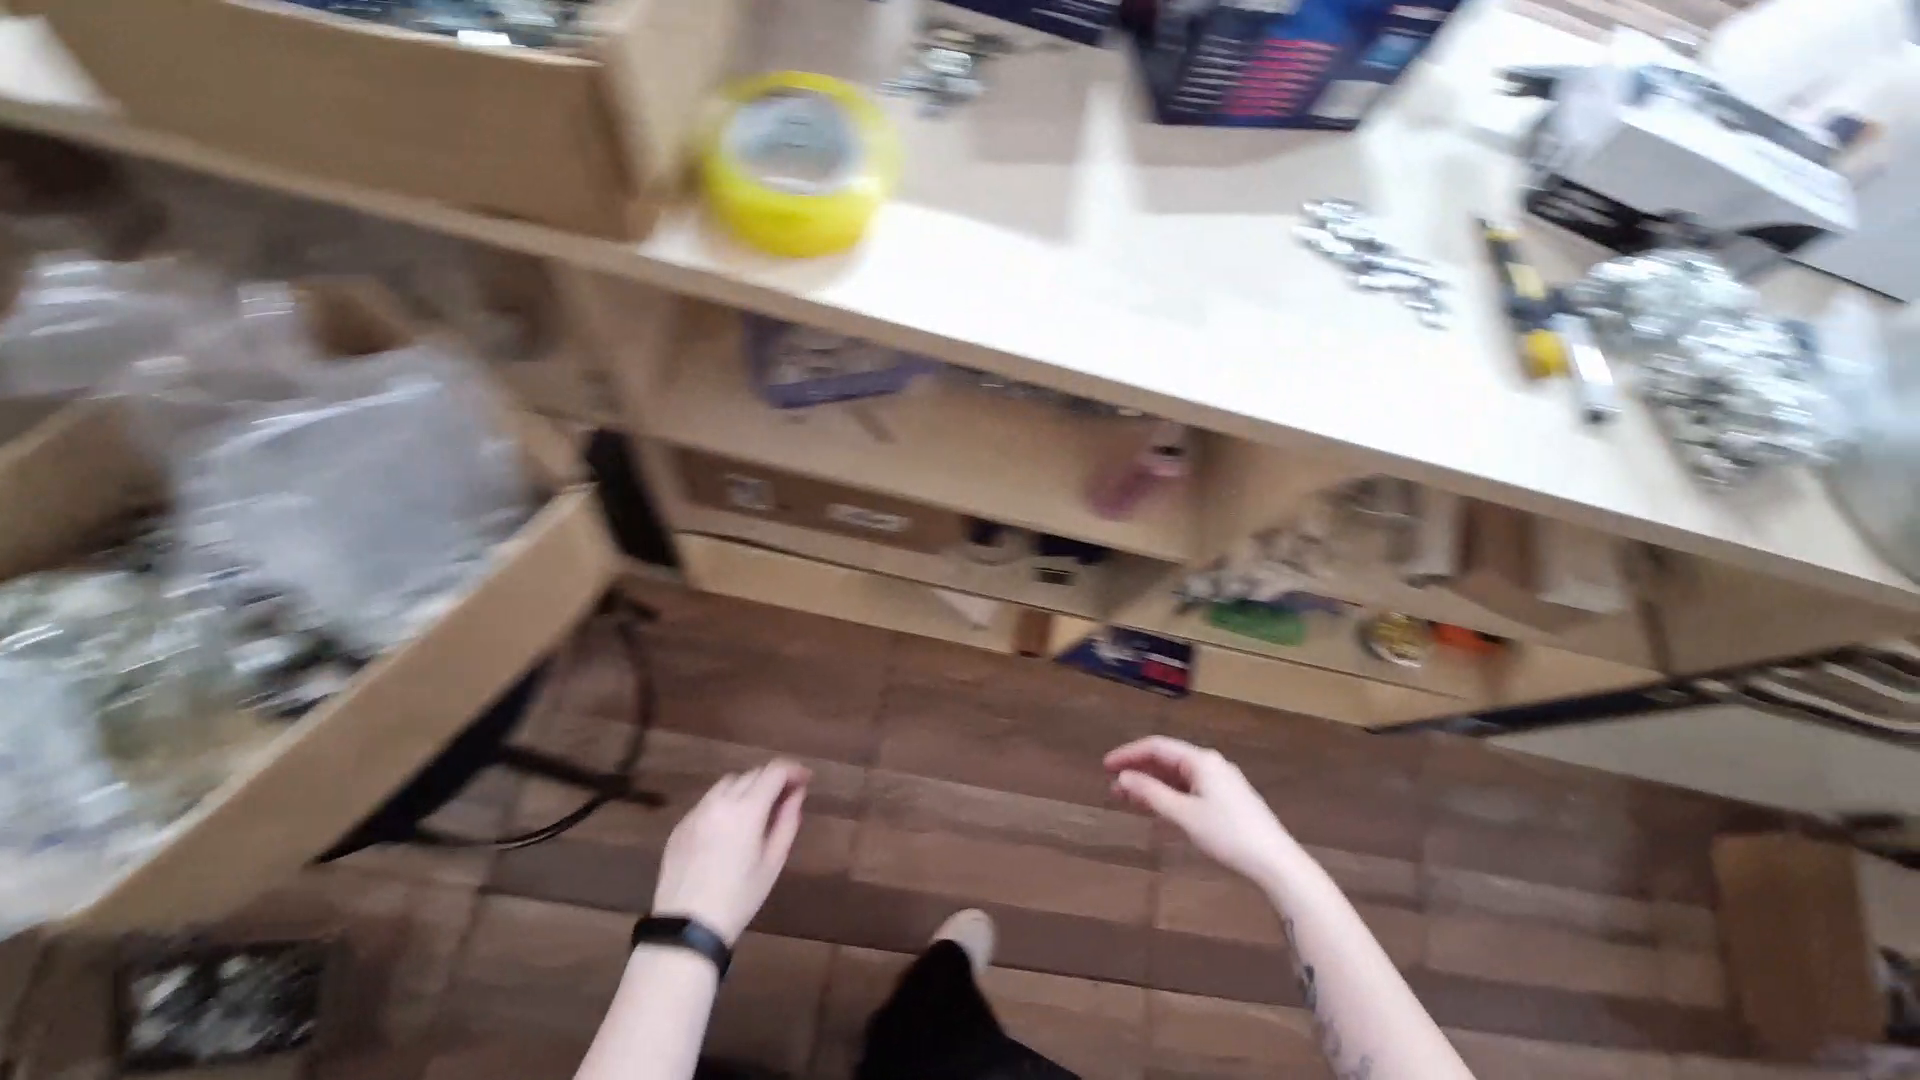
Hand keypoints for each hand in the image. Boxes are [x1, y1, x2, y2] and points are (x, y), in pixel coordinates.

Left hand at [651, 760, 809, 945]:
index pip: (773, 772)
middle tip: (785, 798)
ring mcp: (695, 813)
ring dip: (746, 788)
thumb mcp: (772, 863)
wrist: (688, 927)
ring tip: (756, 811)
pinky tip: (728, 829)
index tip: (805, 780)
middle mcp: (719, 803)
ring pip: (726, 784)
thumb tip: (796, 794)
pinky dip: (724, 804)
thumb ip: (787, 822)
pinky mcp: (680, 827)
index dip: (793, 770)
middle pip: (750, 774)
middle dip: (771, 780)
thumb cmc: (739, 899)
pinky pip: (707, 803)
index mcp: (746, 811)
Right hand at [1105, 736, 1293, 885]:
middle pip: (1167, 760)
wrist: (1275, 862)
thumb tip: (1123, 778)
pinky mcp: (1226, 799)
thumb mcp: (1185, 815)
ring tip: (1128, 799)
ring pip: (1178, 776)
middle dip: (1138, 771)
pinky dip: (1168, 794)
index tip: (1105, 767)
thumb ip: (1152, 794)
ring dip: (1152, 785)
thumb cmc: (1228, 835)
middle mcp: (1211, 764)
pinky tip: (1157, 808)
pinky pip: (1189, 788)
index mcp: (1201, 760)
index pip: (1157, 747)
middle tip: (1113, 787)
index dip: (1128, 754)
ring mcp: (1220, 782)